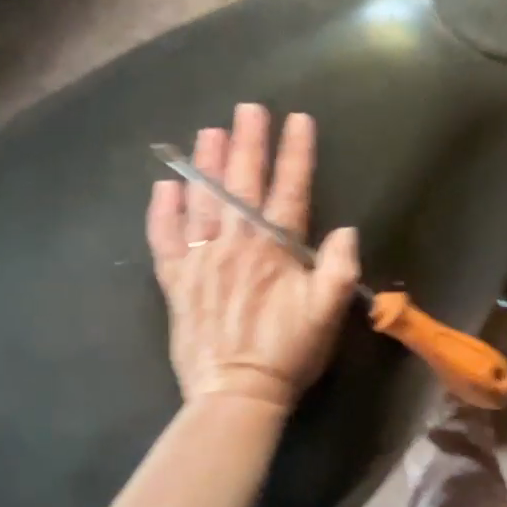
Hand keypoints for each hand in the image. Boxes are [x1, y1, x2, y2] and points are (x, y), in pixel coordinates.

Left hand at [147, 104, 359, 409]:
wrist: (234, 397)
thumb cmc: (288, 351)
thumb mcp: (329, 311)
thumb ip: (339, 267)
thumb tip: (344, 230)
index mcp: (275, 248)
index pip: (289, 188)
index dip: (296, 152)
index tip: (298, 119)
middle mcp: (235, 244)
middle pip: (242, 182)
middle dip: (248, 142)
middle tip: (248, 108)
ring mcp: (200, 260)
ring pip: (202, 201)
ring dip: (207, 164)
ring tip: (210, 131)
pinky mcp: (176, 282)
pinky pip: (164, 239)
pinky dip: (162, 212)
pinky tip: (164, 187)